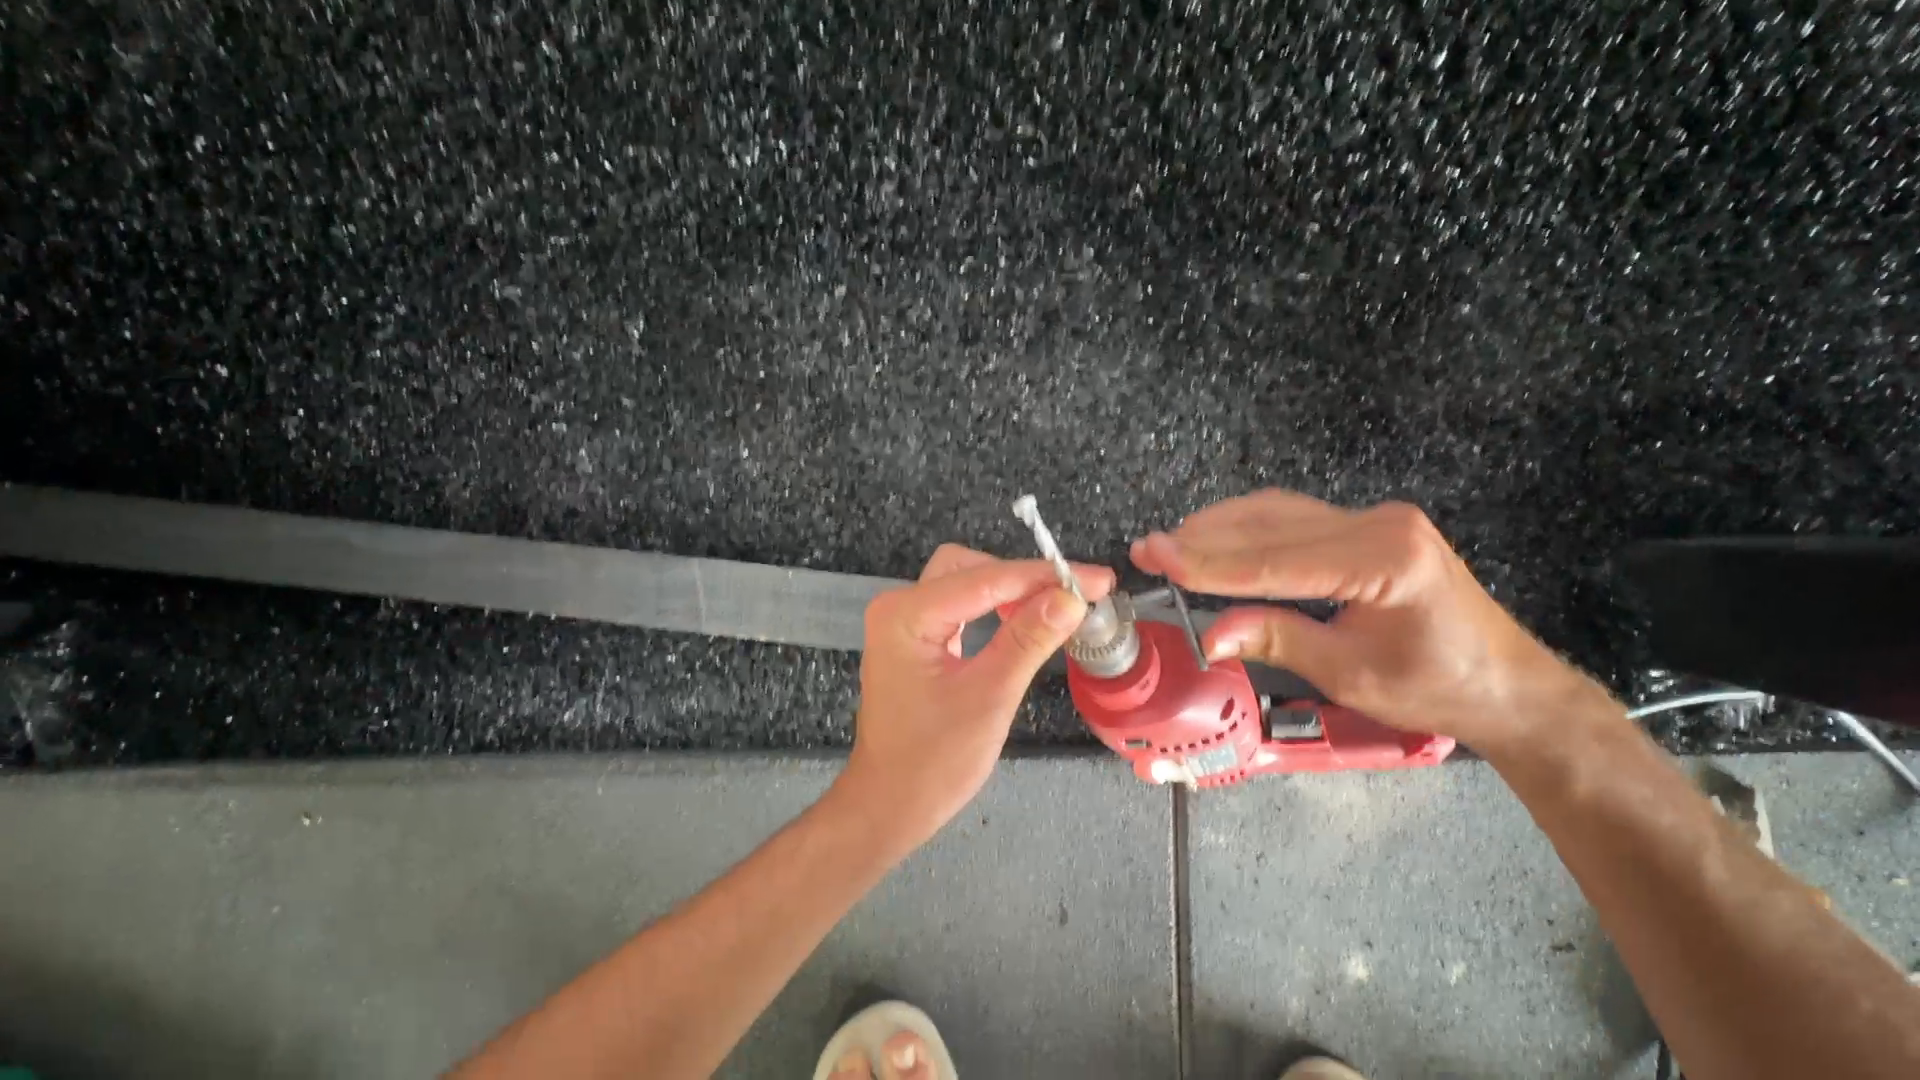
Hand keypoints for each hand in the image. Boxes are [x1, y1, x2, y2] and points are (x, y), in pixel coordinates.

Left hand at [836, 544, 1115, 851]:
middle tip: (1074, 601)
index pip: (986, 578)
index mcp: (907, 615)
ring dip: (1011, 594)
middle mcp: (899, 608)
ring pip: (966, 585)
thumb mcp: (990, 696)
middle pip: (971, 568)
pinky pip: (959, 610)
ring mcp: (903, 624)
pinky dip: (994, 612)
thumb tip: (1071, 598)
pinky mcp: (913, 642)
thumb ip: (1029, 640)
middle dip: (1024, 580)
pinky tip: (1025, 626)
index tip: (1098, 580)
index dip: (1044, 577)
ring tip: (1059, 613)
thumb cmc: (935, 760)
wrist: (890, 806)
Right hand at [1131, 490, 1609, 751]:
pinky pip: (1298, 520)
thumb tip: (1209, 633)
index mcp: (1382, 559)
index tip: (1155, 557)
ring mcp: (1376, 520)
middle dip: (1204, 540)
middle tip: (1147, 548)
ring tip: (1170, 543)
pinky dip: (1251, 530)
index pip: (1274, 561)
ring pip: (1279, 515)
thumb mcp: (1349, 672)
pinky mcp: (1371, 528)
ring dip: (1221, 528)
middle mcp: (1377, 524)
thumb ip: (1277, 639)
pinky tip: (1217, 536)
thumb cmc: (1437, 687)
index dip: (1209, 563)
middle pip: (1271, 526)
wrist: (1507, 685)